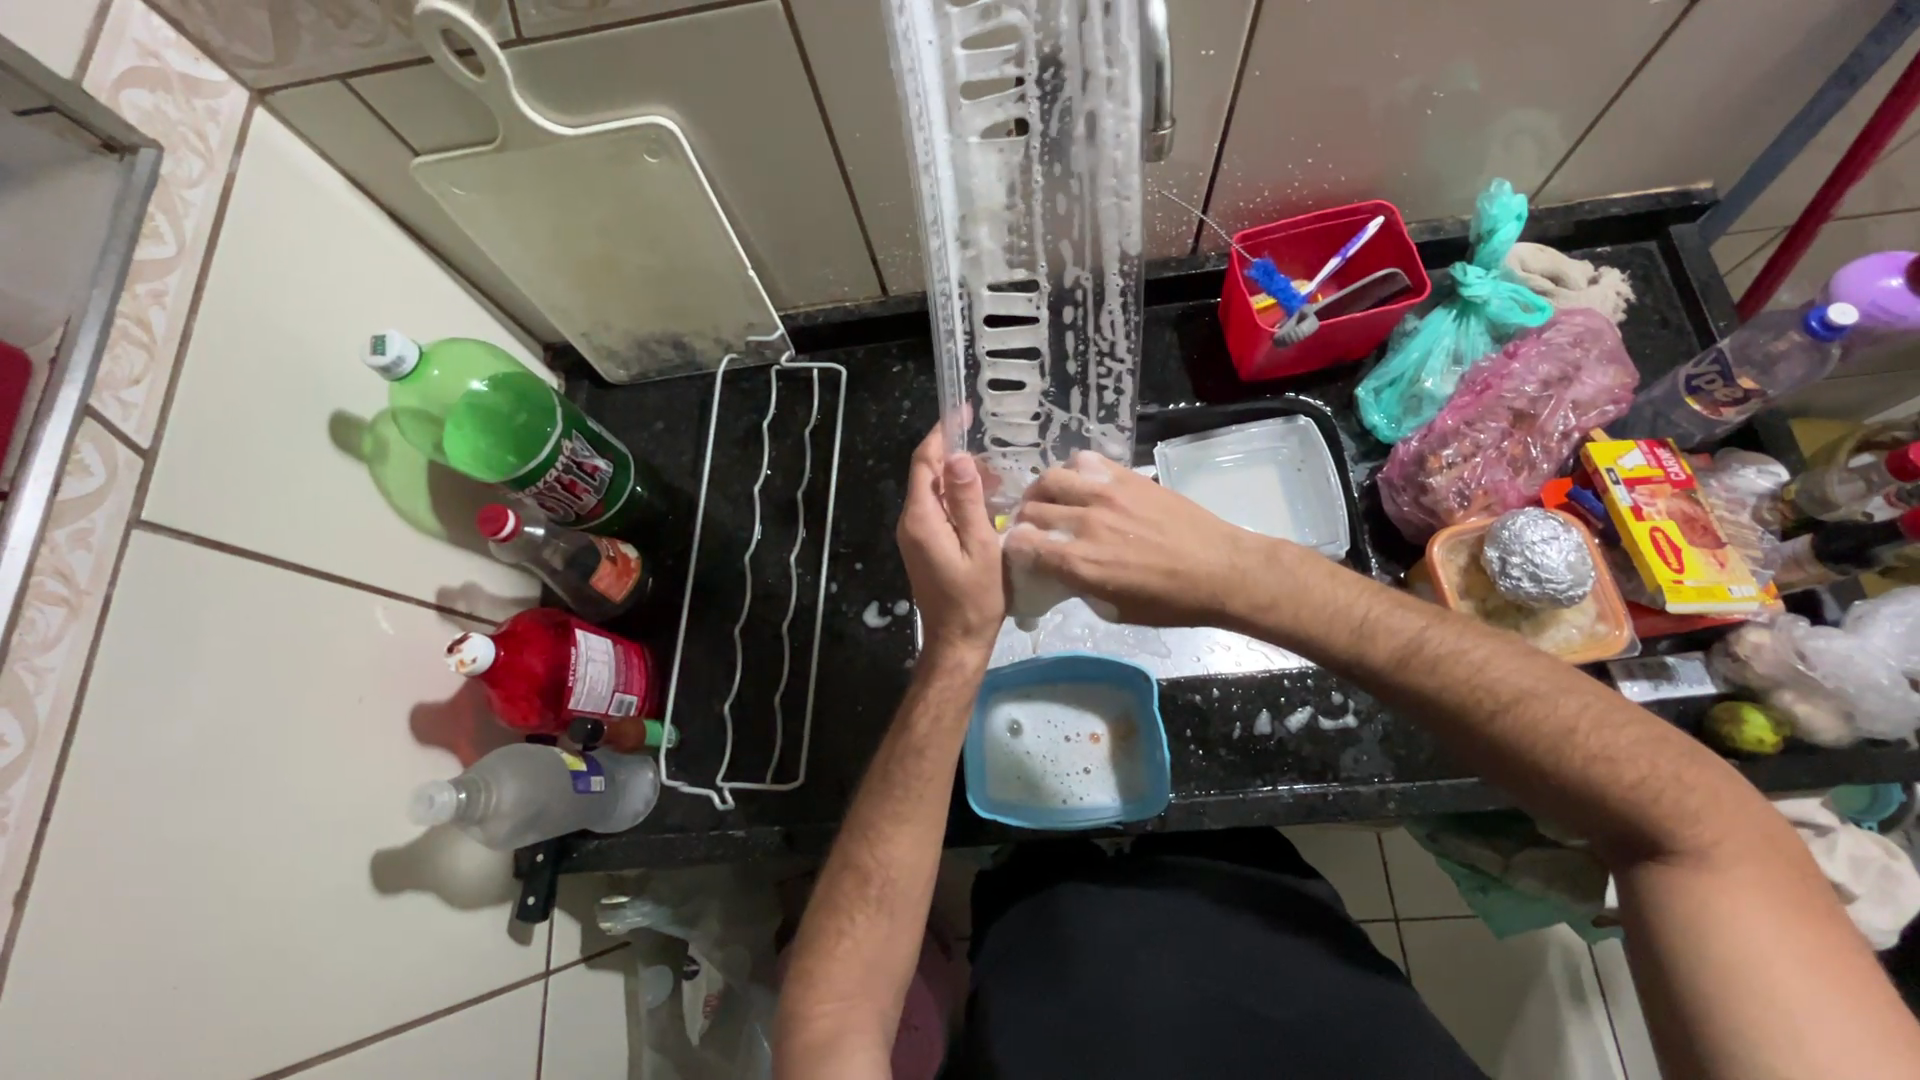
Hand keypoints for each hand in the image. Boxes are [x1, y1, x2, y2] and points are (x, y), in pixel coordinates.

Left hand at [895, 426, 1005, 655]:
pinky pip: (936, 510)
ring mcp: (914, 535)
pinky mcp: (923, 545)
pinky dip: (958, 498)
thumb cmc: (974, 598)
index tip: (963, 411)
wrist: (956, 640)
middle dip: (955, 455)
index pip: (924, 463)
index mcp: (921, 519)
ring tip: (996, 476)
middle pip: (927, 474)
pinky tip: (985, 500)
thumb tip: (959, 458)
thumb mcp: (980, 547)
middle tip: (992, 450)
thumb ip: (968, 502)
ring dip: (960, 478)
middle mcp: (911, 522)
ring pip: (933, 492)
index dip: (941, 434)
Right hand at [1004, 450, 1271, 627]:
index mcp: (1080, 563)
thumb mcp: (1115, 609)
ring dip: (1042, 491)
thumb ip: (1080, 585)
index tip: (1021, 552)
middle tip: (1033, 528)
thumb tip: (1062, 570)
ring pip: (1050, 478)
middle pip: (1031, 510)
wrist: (1221, 571)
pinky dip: (1074, 471)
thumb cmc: (1170, 602)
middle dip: (1024, 521)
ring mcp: (1106, 495)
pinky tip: (1081, 484)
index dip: (1014, 547)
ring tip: (1050, 500)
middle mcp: (1085, 523)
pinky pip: (1085, 461)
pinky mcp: (1127, 477)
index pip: (1022, 543)